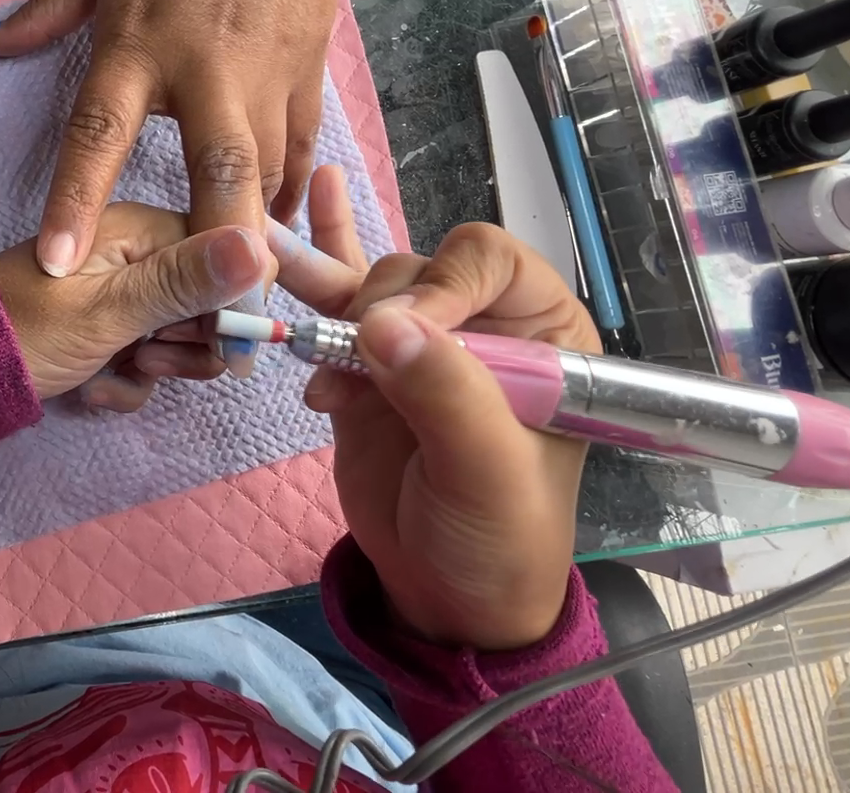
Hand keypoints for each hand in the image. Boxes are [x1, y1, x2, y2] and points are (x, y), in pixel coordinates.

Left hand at [0, 0, 384, 277]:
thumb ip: (42, 12)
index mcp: (138, 40)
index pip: (97, 134)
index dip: (73, 204)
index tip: (58, 267)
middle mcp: (205, 65)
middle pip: (217, 167)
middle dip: (217, 242)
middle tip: (213, 310)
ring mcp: (267, 67)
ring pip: (270, 166)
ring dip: (259, 230)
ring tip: (244, 288)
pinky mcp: (310, 65)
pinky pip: (301, 144)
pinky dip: (287, 188)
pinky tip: (273, 223)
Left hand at [0, 203, 265, 402]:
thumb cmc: (24, 333)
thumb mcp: (106, 311)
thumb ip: (183, 282)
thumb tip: (260, 245)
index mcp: (138, 231)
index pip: (227, 252)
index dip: (233, 301)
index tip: (216, 340)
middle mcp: (135, 256)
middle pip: (209, 300)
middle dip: (190, 342)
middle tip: (150, 356)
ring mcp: (120, 296)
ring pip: (180, 337)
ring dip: (157, 368)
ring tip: (118, 370)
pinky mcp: (105, 330)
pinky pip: (145, 360)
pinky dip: (126, 381)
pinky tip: (93, 389)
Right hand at [275, 169, 599, 649]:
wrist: (439, 587)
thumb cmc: (494, 537)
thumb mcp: (484, 473)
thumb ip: (444, 393)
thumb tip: (381, 322)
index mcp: (540, 336)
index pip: (488, 262)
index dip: (441, 283)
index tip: (399, 331)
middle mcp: (480, 325)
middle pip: (416, 269)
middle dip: (378, 309)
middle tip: (357, 363)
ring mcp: (417, 344)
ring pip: (367, 287)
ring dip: (335, 320)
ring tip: (326, 374)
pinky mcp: (365, 366)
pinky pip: (329, 320)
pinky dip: (309, 326)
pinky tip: (310, 368)